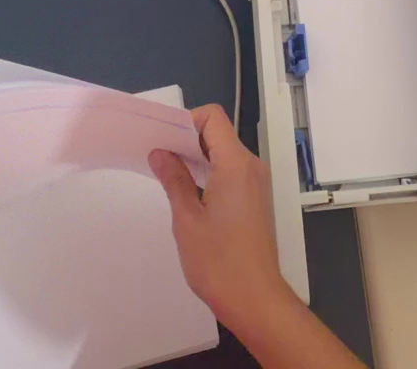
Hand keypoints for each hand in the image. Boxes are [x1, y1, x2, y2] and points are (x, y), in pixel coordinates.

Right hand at [148, 104, 295, 328]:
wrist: (255, 298)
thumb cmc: (219, 261)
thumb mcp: (187, 219)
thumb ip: (174, 180)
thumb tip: (160, 153)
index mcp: (236, 163)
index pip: (213, 118)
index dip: (187, 121)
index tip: (164, 139)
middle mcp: (251, 166)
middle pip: (219, 133)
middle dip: (188, 140)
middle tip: (159, 156)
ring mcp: (257, 182)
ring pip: (225, 153)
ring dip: (198, 158)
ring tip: (170, 175)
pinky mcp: (256, 197)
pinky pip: (232, 170)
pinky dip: (211, 172)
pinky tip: (190, 192)